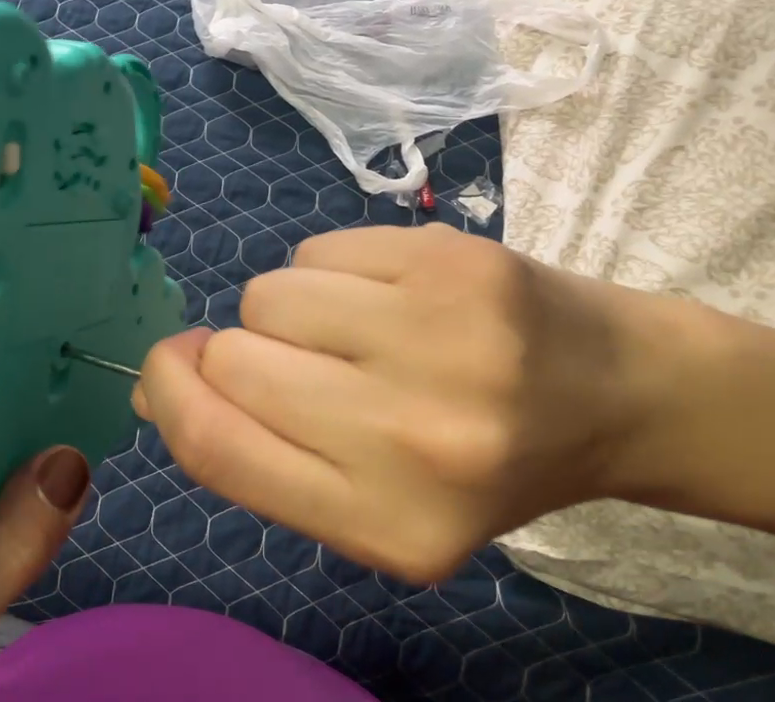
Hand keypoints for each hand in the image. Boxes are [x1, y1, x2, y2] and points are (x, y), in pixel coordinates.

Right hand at [134, 223, 681, 582]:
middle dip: (245, 351)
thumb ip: (254, 451)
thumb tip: (153, 387)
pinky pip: (314, 249)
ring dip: (291, 309)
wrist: (621, 395)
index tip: (174, 363)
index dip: (168, 391)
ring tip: (364, 330)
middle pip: (231, 358)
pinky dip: (332, 268)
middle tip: (316, 364)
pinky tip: (394, 294)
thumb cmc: (475, 458)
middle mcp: (413, 441)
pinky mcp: (453, 261)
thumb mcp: (367, 498)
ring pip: (266, 295)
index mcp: (385, 526)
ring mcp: (439, 341)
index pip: (213, 446)